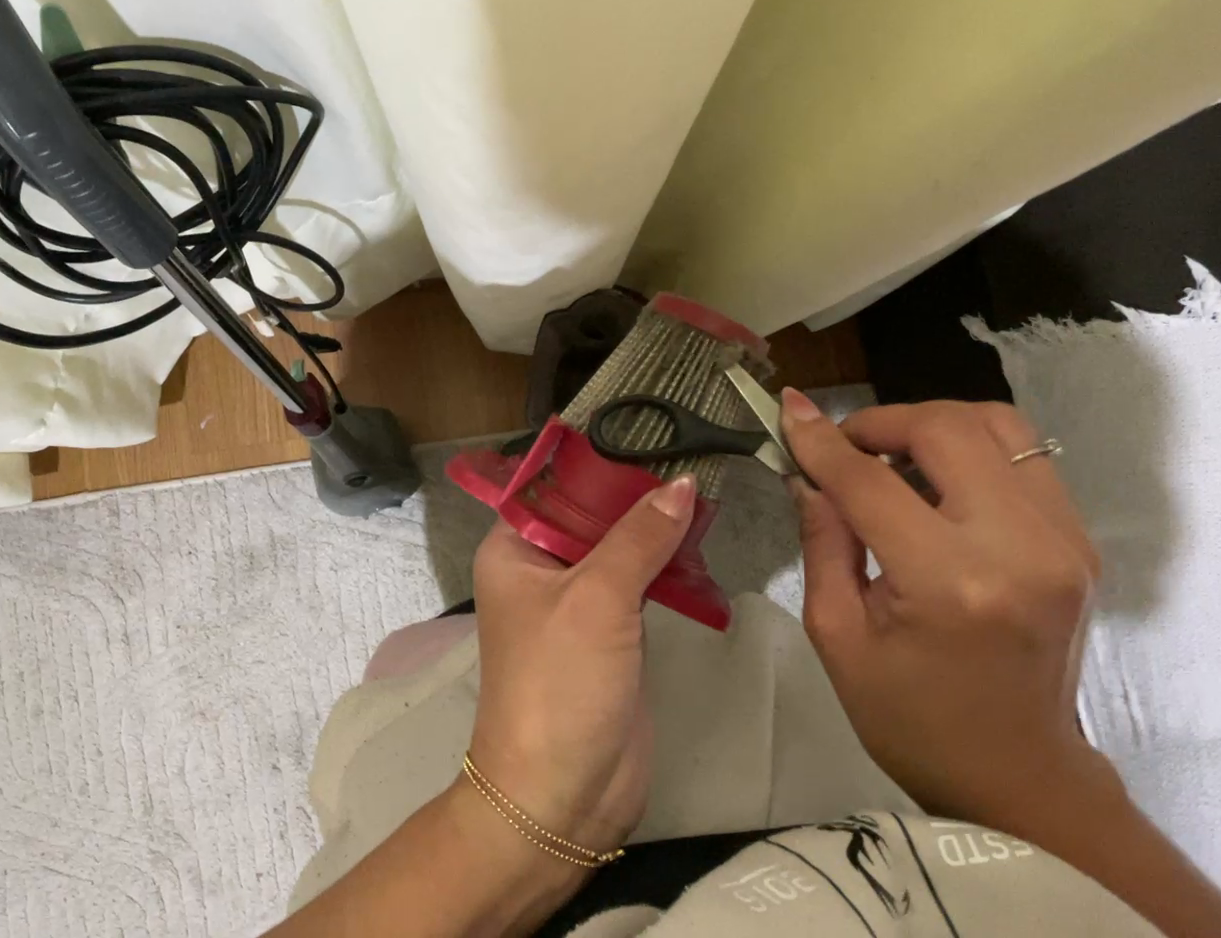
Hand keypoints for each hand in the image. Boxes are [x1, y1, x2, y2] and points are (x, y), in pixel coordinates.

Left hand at [466, 476, 697, 857]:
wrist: (561, 793)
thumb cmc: (560, 682)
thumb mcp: (597, 599)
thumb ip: (639, 537)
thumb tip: (681, 483)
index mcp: (514, 550)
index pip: (551, 485)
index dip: (597, 459)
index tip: (650, 428)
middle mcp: (540, 569)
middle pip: (590, 514)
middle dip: (636, 492)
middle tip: (693, 456)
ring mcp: (577, 603)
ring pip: (618, 548)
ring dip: (655, 529)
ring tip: (706, 492)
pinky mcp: (611, 633)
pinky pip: (639, 583)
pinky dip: (666, 566)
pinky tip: (701, 543)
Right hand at [780, 394, 1111, 825]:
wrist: (1015, 771)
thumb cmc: (908, 716)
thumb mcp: (838, 634)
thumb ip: (823, 541)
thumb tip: (808, 474)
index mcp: (950, 583)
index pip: (873, 483)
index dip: (822, 441)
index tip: (789, 408)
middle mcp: (1021, 547)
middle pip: (949, 429)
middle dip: (881, 421)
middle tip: (841, 446)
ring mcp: (1063, 539)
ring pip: (998, 426)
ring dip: (931, 426)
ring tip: (889, 458)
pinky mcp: (1079, 540)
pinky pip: (1023, 456)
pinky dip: (969, 449)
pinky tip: (933, 483)